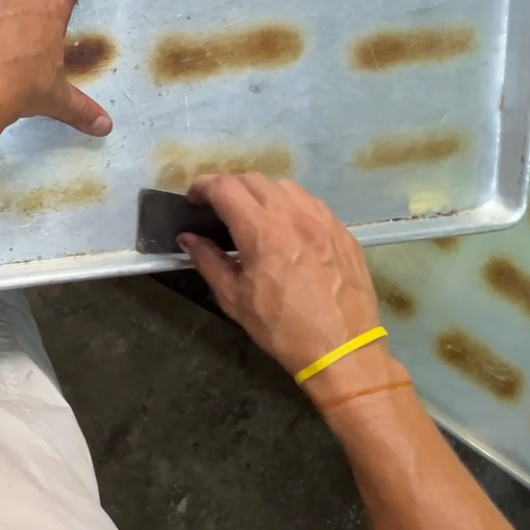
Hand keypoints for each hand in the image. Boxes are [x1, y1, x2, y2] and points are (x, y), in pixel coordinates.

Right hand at [179, 174, 410, 408]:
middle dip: (228, 187)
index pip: (225, 187)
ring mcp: (323, 220)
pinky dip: (288, 203)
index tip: (193, 199)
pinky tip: (284, 225)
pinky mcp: (342, 230)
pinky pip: (310, 201)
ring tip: (251, 214)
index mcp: (263, 233)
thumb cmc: (281, 328)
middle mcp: (294, 217)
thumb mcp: (233, 297)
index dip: (202, 186)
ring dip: (259, 192)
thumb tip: (188, 238)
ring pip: (284, 185)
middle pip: (253, 179)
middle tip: (217, 208)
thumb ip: (207, 260)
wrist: (342, 349)